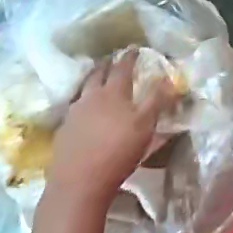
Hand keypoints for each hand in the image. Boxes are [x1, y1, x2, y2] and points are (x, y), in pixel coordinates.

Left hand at [46, 51, 175, 205]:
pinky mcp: (63, 131)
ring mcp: (74, 113)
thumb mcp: (145, 126)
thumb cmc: (117, 152)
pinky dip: (82, 103)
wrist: (78, 183)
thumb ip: (157, 100)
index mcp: (113, 93)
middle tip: (113, 60)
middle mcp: (90, 97)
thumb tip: (168, 78)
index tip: (134, 49)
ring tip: (97, 81)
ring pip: (83, 89)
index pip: (122, 68)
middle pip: (98, 74)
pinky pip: (74, 108)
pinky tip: (85, 112)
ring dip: (92, 81)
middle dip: (107, 64)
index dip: (129, 57)